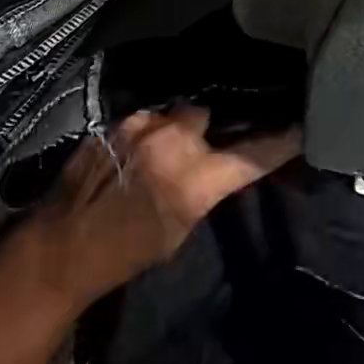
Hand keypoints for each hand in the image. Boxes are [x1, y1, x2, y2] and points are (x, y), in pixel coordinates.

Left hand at [21, 107, 301, 302]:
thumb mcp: (182, 227)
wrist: (63, 245)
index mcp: (194, 180)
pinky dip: (150, 130)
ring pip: (177, 112)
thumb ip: (206, 186)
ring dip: (176, 128)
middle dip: (207, 129)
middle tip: (198, 148)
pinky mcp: (117, 121)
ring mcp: (141, 125)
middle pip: (207, 115)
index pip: (251, 154)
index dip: (281, 141)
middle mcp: (172, 141)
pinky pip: (148, 117)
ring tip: (163, 149)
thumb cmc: (128, 250)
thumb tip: (221, 162)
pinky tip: (137, 150)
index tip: (301, 127)